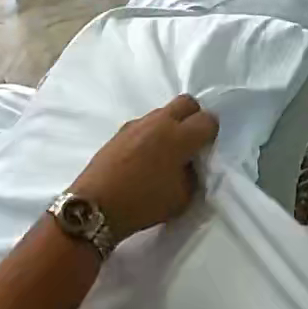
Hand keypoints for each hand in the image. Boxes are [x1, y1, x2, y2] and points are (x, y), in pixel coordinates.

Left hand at [69, 95, 218, 238]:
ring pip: (163, 112)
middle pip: (186, 102)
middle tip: (191, 141)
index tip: (206, 149)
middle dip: (194, 117)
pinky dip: (151, 133)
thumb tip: (190, 162)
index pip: (208, 120)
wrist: (96, 206)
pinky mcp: (120, 131)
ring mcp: (137, 124)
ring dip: (171, 125)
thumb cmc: (144, 204)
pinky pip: (145, 124)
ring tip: (166, 151)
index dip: (211, 133)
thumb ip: (193, 174)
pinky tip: (145, 156)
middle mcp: (160, 122)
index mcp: (180, 136)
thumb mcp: (182, 197)